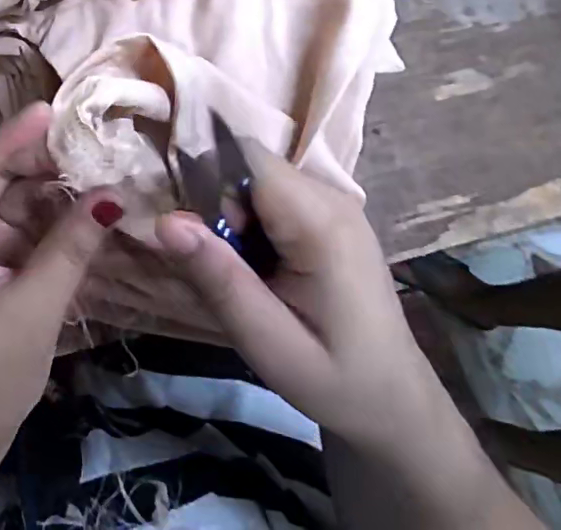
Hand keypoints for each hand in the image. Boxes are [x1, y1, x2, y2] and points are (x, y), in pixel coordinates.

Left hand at [0, 103, 122, 466]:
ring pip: (13, 191)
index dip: (5, 140)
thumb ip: (70, 249)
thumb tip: (113, 196)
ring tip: (95, 161)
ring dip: (52, 179)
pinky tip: (87, 195)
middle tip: (85, 138)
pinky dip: (56, 207)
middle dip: (35, 156)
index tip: (46, 114)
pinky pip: (27, 216)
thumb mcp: (33, 311)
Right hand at [145, 140, 428, 447]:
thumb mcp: (267, 343)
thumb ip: (218, 279)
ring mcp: (335, 199)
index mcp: (322, 222)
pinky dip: (253, 218)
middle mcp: (332, 195)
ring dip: (235, 213)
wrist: (395, 401)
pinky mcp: (329, 210)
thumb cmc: (333, 379)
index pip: (247, 159)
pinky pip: (273, 191)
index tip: (210, 241)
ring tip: (249, 270)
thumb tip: (165, 221)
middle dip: (221, 204)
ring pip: (257, 175)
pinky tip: (264, 264)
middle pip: (250, 165)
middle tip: (230, 266)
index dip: (213, 187)